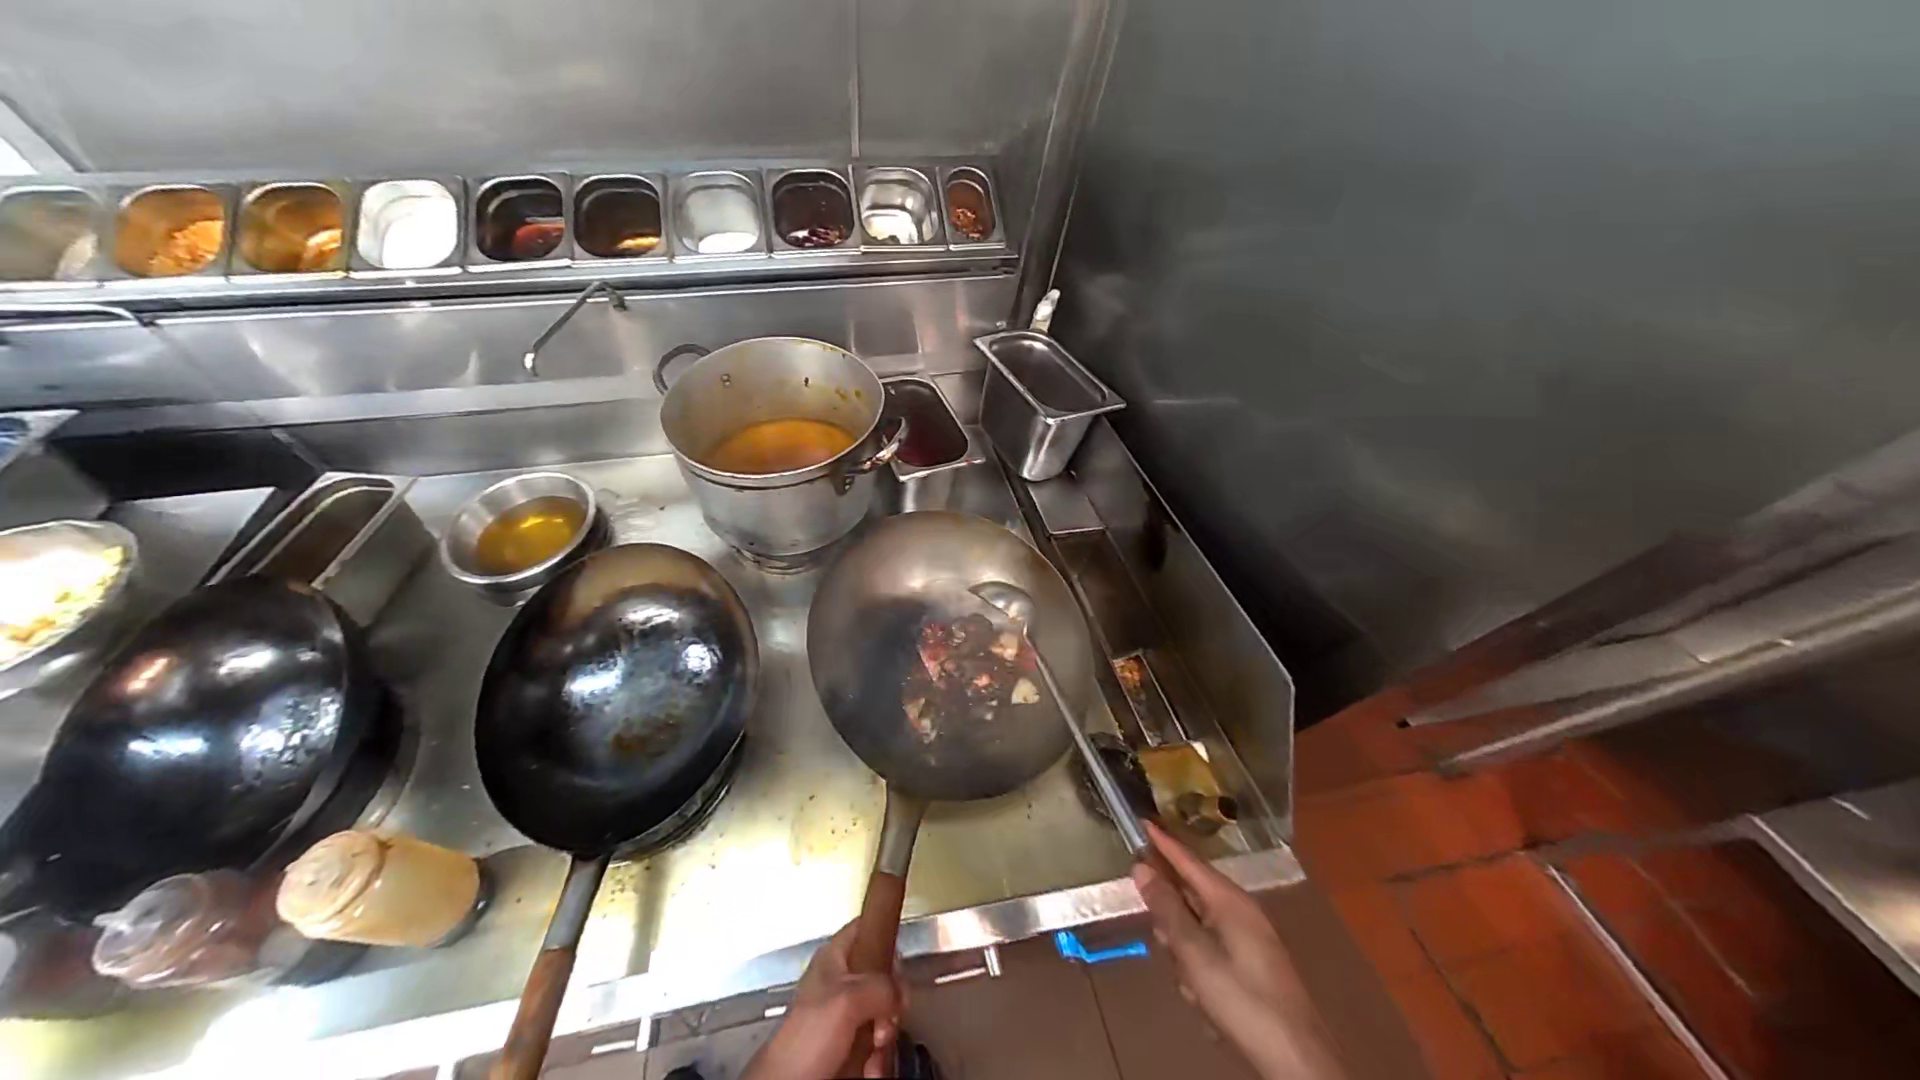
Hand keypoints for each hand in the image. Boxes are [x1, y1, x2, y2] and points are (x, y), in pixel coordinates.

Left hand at [742, 919, 906, 1079]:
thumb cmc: (806, 1036)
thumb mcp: (847, 999)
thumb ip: (881, 985)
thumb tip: (900, 993)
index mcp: (834, 958)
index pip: (865, 927)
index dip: (886, 936)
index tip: (898, 964)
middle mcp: (841, 982)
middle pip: (884, 977)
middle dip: (891, 1003)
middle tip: (884, 1022)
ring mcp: (845, 1016)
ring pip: (884, 1014)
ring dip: (886, 1037)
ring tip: (874, 1054)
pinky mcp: (848, 1046)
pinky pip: (877, 1044)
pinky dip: (878, 1060)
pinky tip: (870, 1070)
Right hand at [1131, 823, 1344, 1079]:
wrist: (1297, 1060)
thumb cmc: (1242, 999)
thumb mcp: (1194, 954)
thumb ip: (1166, 909)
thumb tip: (1141, 868)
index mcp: (1229, 900)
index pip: (1188, 860)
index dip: (1163, 842)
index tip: (1141, 820)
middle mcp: (1241, 910)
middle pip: (1190, 894)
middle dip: (1170, 917)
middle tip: (1163, 942)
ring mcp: (1249, 937)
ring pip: (1197, 926)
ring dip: (1184, 950)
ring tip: (1190, 982)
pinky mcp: (1252, 962)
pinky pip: (1210, 949)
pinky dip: (1199, 966)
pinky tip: (1203, 996)